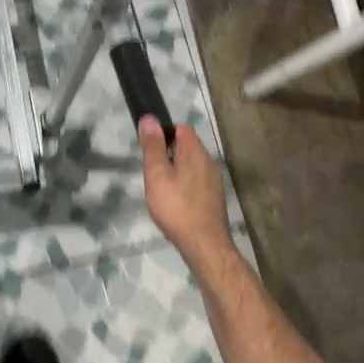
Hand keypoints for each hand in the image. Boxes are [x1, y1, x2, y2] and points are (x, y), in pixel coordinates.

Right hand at [139, 118, 232, 267]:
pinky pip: (196, 181)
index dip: (164, 132)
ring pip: (192, 165)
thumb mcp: (157, 174)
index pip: (182, 128)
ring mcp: (214, 181)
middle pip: (187, 146)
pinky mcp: (214, 197)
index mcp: (196, 152)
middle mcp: (209, 161)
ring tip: (160, 188)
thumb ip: (153, 146)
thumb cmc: (176, 207)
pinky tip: (174, 202)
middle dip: (168, 153)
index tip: (149, 148)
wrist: (204, 244)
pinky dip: (184, 185)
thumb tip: (149, 118)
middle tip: (152, 171)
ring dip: (176, 170)